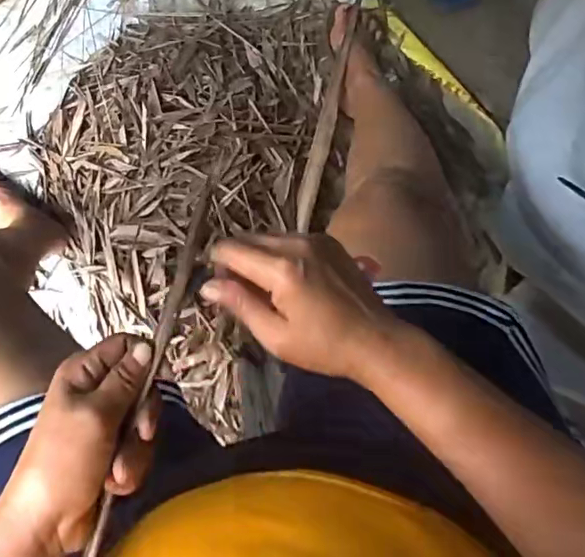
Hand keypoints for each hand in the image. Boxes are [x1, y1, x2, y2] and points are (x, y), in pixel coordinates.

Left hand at [0, 334, 160, 555]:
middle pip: (140, 386)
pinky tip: (111, 483)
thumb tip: (147, 346)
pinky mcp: (110, 454)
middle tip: (138, 433)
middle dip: (142, 416)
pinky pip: (136, 452)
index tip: (160, 380)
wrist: (45, 524)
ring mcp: (102, 424)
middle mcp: (94, 392)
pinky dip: (129, 469)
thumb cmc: (63, 460)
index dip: (145, 359)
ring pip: (141, 424)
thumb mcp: (96, 415)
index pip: (124, 346)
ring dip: (134, 452)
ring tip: (114, 471)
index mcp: (83, 372)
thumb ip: (125, 381)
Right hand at [199, 233, 408, 382]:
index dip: (217, 265)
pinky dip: (280, 253)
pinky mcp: (327, 239)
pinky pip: (289, 238)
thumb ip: (240, 304)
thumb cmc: (323, 347)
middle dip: (236, 260)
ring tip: (269, 288)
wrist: (377, 341)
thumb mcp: (276, 336)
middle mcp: (295, 243)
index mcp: (281, 269)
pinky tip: (292, 279)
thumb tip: (207, 285)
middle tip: (243, 291)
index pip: (230, 249)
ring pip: (268, 237)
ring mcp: (314, 238)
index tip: (221, 287)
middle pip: (247, 238)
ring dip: (258, 255)